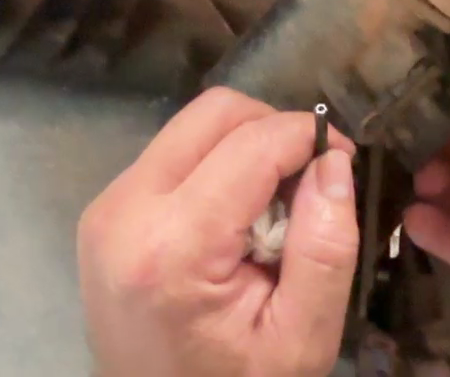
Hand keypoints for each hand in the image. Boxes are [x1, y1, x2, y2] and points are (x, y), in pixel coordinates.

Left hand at [77, 88, 359, 376]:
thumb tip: (333, 160)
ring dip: (246, 142)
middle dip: (275, 129)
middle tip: (306, 178)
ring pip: (195, 122)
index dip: (309, 137)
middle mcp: (126, 210)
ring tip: (271, 201)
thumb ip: (324, 247)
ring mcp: (108, 205)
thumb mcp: (301, 338)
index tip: (343, 161)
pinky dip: (219, 159)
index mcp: (171, 247)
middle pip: (217, 111)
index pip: (254, 142)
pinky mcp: (107, 207)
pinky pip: (176, 148)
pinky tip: (234, 211)